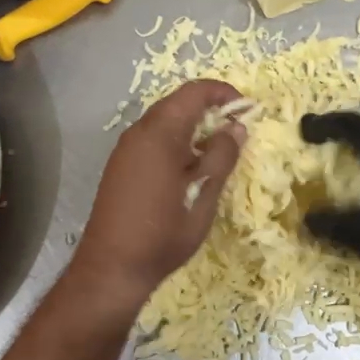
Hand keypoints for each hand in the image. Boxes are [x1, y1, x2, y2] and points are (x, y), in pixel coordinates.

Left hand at [71, 80, 244, 303]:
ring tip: (218, 153)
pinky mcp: (120, 165)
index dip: (223, 93)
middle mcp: (139, 133)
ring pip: (164, 122)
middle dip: (209, 110)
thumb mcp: (203, 197)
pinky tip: (190, 169)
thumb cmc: (162, 233)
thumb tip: (236, 128)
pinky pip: (152, 140)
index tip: (247, 110)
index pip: (194, 92)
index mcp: (160, 134)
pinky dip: (175, 143)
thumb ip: (221, 158)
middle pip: (177, 104)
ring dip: (192, 128)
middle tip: (237, 132)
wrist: (111, 266)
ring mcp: (125, 149)